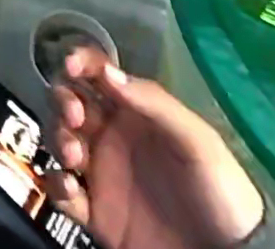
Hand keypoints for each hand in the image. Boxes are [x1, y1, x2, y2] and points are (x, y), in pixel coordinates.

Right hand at [49, 46, 264, 248]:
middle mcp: (112, 134)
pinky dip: (57, 185)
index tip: (70, 65)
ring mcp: (101, 172)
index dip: (82, 61)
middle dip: (63, 99)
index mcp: (135, 111)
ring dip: (58, 138)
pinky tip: (72, 190)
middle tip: (76, 116)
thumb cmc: (218, 189)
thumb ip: (153, 102)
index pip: (100, 72)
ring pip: (60, 138)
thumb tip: (108, 72)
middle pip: (70, 99)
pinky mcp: (95, 213)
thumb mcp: (196, 140)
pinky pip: (61, 191)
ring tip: (74, 157)